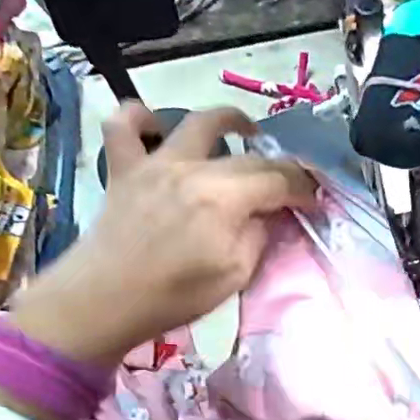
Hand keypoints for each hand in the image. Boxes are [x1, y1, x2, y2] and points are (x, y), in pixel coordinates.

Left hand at [12, 103, 316, 364]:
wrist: (106, 300)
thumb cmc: (176, 296)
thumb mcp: (235, 276)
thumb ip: (258, 237)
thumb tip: (267, 215)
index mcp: (224, 199)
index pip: (278, 180)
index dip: (303, 188)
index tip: (313, 202)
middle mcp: (193, 168)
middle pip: (249, 155)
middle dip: (280, 166)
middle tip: (289, 184)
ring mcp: (155, 162)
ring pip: (196, 122)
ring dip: (228, 122)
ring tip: (243, 132)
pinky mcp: (124, 167)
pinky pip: (125, 125)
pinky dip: (141, 118)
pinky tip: (156, 129)